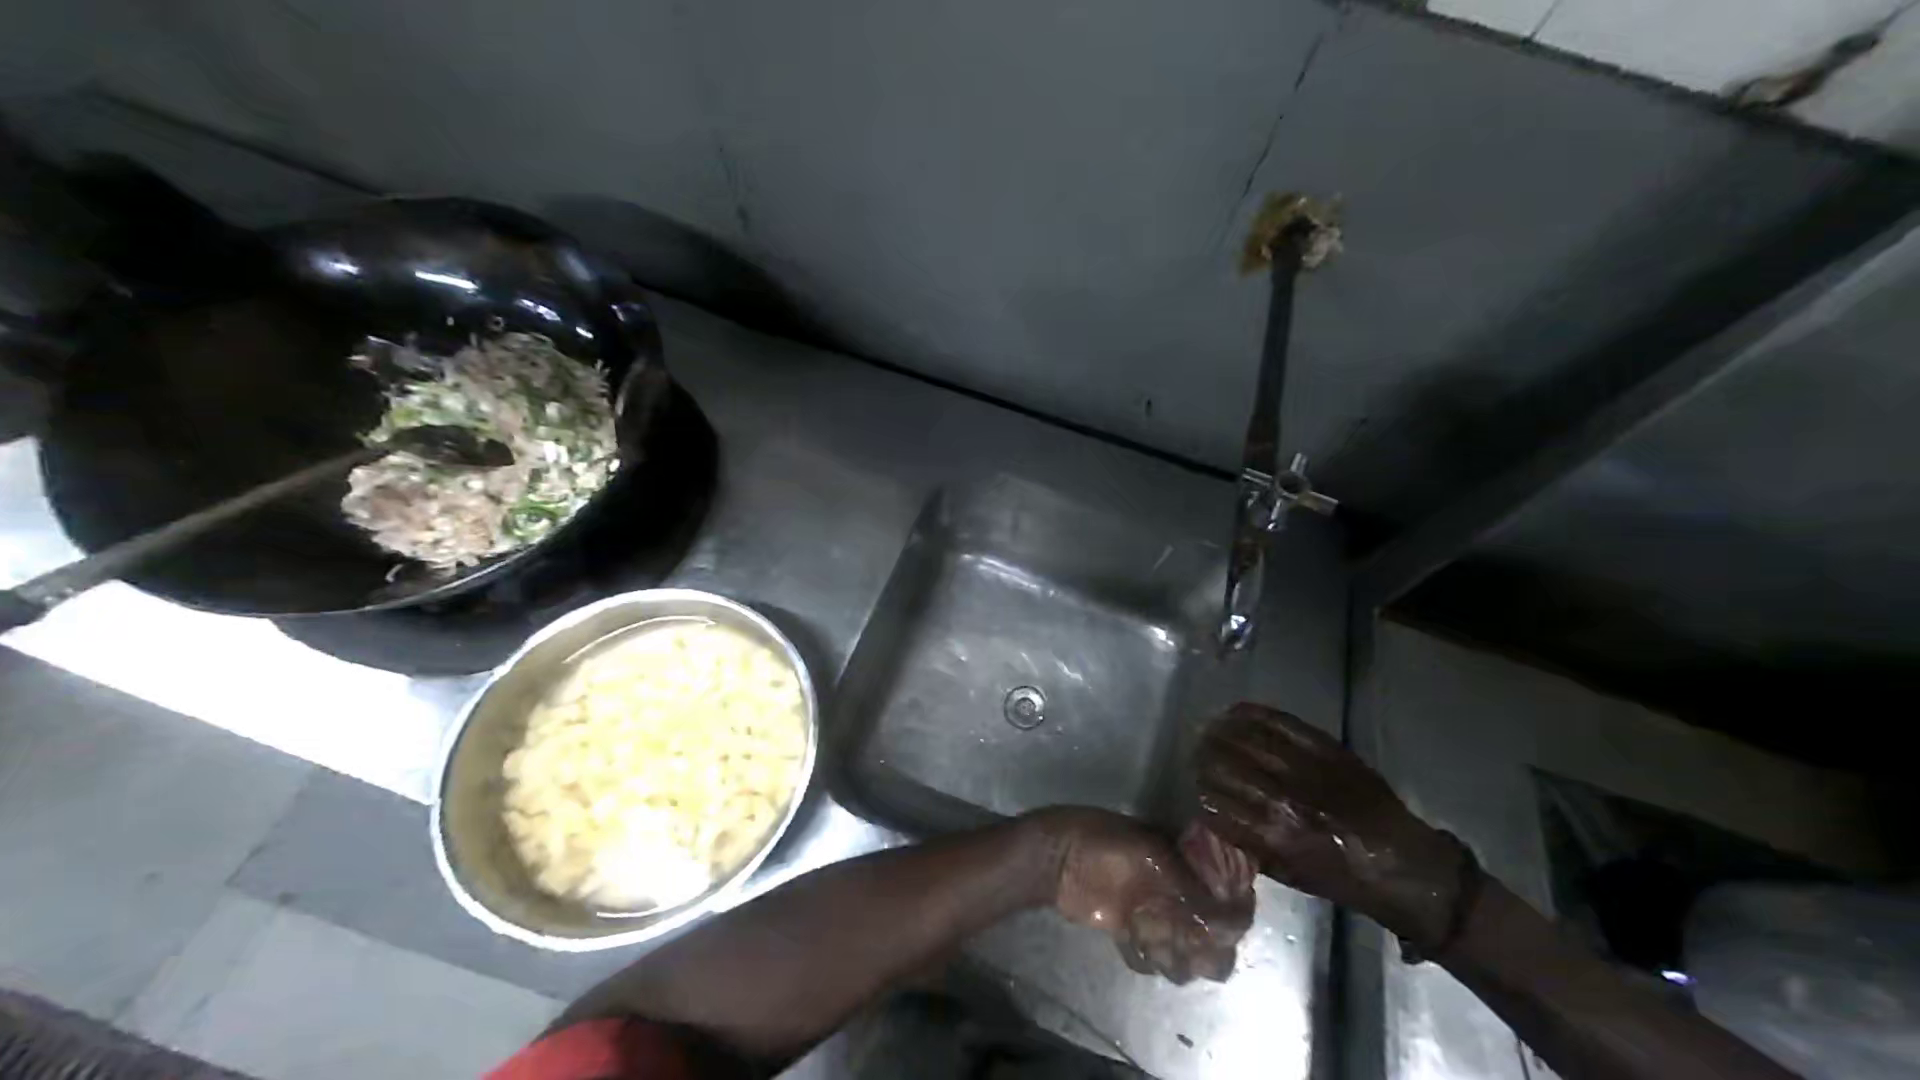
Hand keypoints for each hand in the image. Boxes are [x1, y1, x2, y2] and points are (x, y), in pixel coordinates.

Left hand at [1024, 808, 1251, 983]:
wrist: (1057, 859)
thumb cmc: (1104, 844)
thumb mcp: (1150, 855)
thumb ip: (1188, 884)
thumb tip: (1229, 919)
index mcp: (1185, 860)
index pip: (1227, 892)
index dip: (1232, 913)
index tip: (1226, 928)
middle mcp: (1176, 888)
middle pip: (1213, 932)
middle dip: (1209, 946)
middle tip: (1188, 941)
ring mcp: (1153, 910)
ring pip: (1185, 951)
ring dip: (1179, 956)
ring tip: (1155, 941)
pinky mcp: (1129, 929)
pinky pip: (1151, 956)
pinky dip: (1146, 957)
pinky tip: (1132, 942)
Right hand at [1195, 703, 1467, 950]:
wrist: (1403, 866)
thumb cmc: (1341, 878)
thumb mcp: (1286, 872)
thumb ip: (1246, 841)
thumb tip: (1212, 811)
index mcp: (1271, 835)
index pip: (1215, 799)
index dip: (1199, 788)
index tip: (1194, 782)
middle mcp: (1284, 800)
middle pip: (1225, 764)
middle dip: (1205, 756)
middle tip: (1197, 751)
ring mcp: (1306, 770)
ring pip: (1248, 739)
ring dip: (1222, 731)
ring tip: (1210, 729)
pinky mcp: (1327, 750)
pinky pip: (1281, 723)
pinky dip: (1254, 714)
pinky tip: (1237, 713)